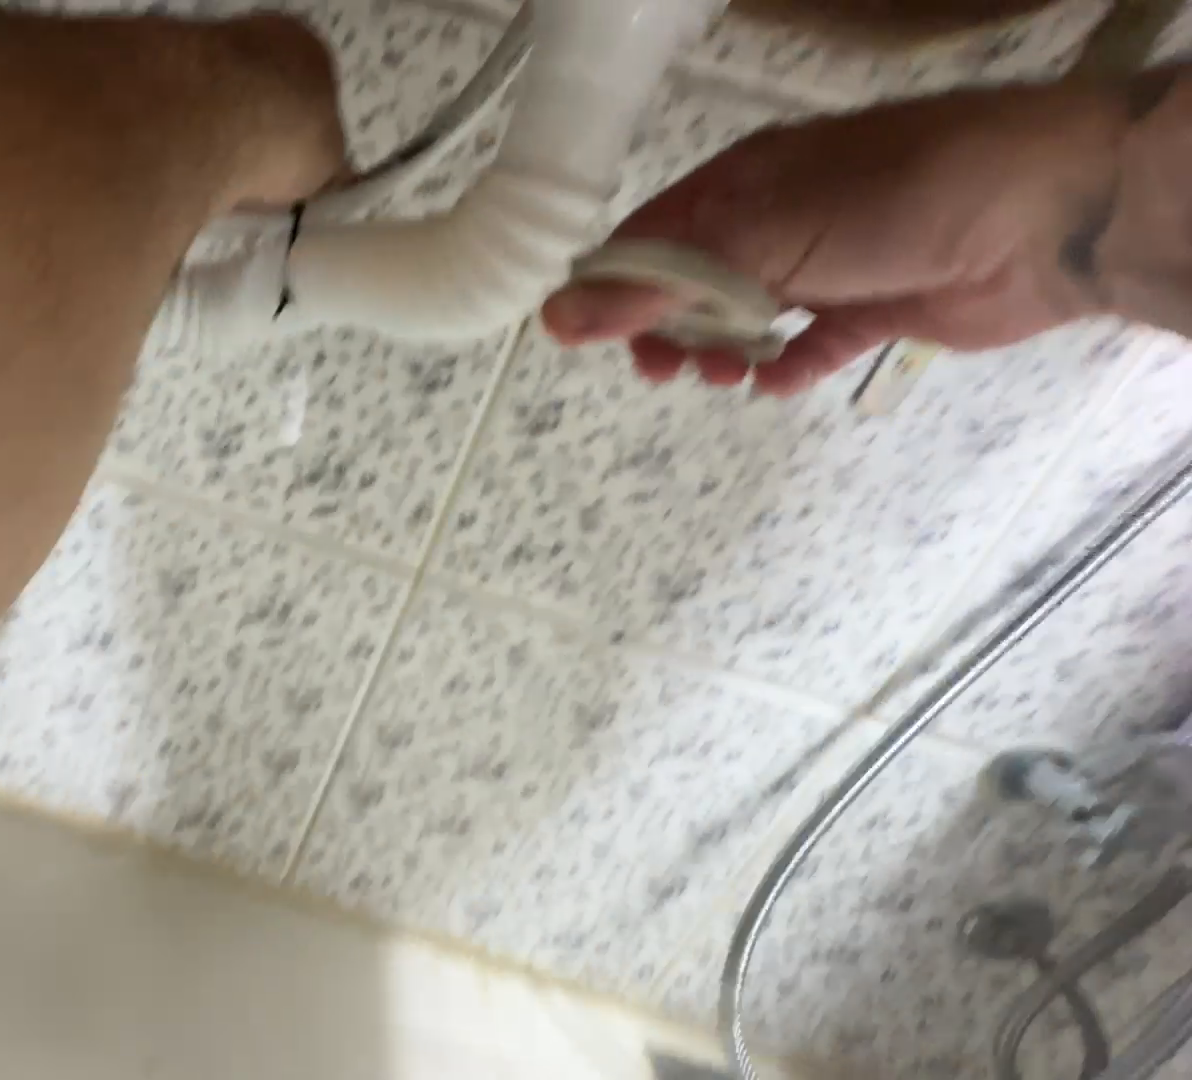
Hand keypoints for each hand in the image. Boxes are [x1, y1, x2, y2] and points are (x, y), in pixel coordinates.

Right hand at [542, 82, 1123, 395]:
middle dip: (666, 332)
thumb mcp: (751, 240)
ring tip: (729, 375)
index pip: (645, 243)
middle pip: (685, 288)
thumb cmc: (887, 204)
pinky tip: (778, 380)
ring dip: (720, 353)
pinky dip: (785, 366)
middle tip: (664, 368)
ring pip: (738, 320)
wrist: (1056, 213)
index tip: (597, 341)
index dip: (611, 292)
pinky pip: (806, 344)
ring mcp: (819, 264)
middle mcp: (771, 222)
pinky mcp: (866, 306)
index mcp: (737, 188)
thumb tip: (552, 319)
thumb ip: (651, 285)